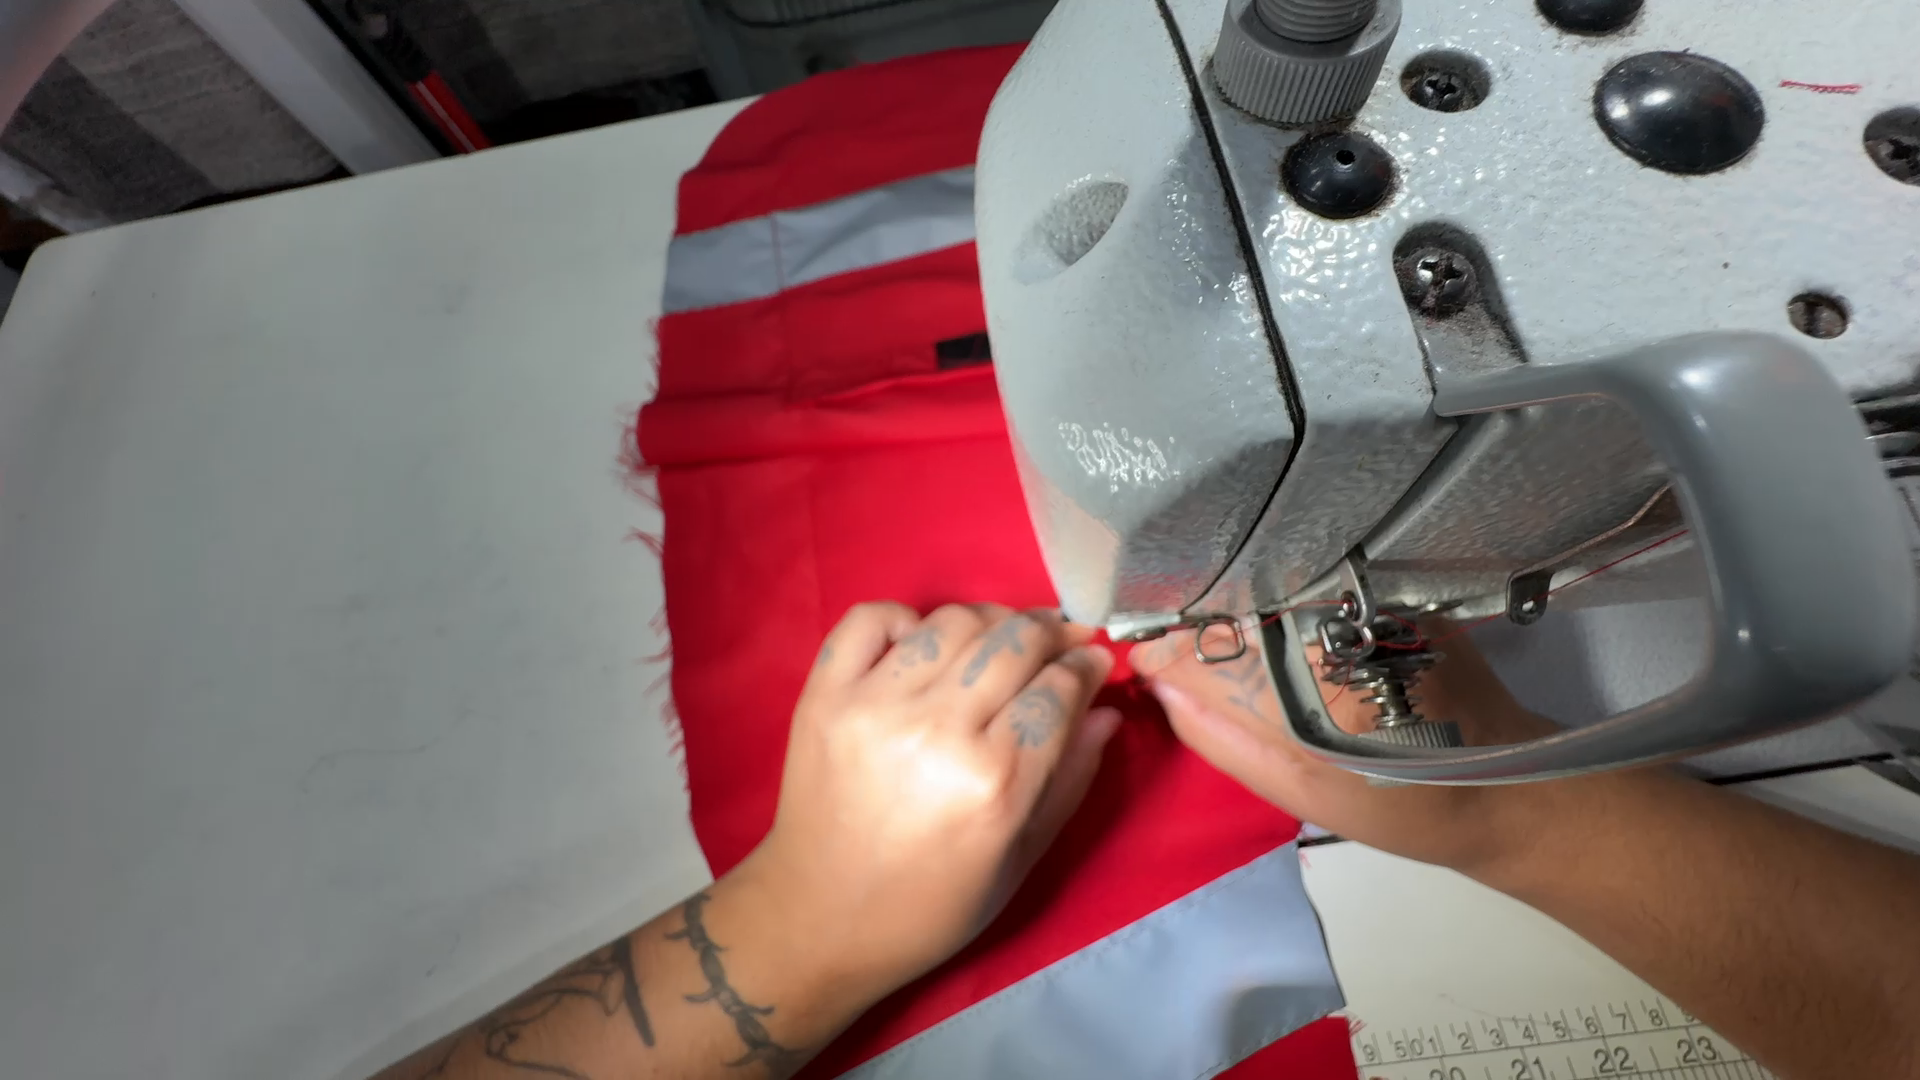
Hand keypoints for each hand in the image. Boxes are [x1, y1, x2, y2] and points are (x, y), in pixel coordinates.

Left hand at [736, 601, 1120, 1001]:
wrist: (820, 917)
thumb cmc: (932, 904)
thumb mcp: (1021, 860)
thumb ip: (1071, 779)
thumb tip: (1107, 706)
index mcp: (994, 783)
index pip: (1059, 689)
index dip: (1086, 665)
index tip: (1093, 659)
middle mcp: (936, 731)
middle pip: (1014, 641)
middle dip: (1052, 631)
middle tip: (1059, 638)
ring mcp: (873, 706)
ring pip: (952, 621)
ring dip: (990, 621)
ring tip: (999, 638)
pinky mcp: (823, 694)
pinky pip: (870, 619)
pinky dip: (903, 618)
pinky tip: (922, 642)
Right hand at [1130, 620, 1556, 875]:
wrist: (1510, 784)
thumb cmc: (1398, 802)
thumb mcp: (1299, 792)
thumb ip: (1222, 737)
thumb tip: (1158, 684)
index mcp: (1317, 678)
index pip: (1208, 645)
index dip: (1163, 648)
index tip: (1139, 660)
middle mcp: (1342, 620)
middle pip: (1234, 599)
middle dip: (1188, 617)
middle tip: (1163, 641)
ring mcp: (1369, 595)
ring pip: (1266, 582)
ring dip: (1224, 599)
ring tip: (1203, 625)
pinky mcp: (1390, 586)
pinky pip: (1304, 578)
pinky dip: (1268, 591)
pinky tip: (1259, 609)